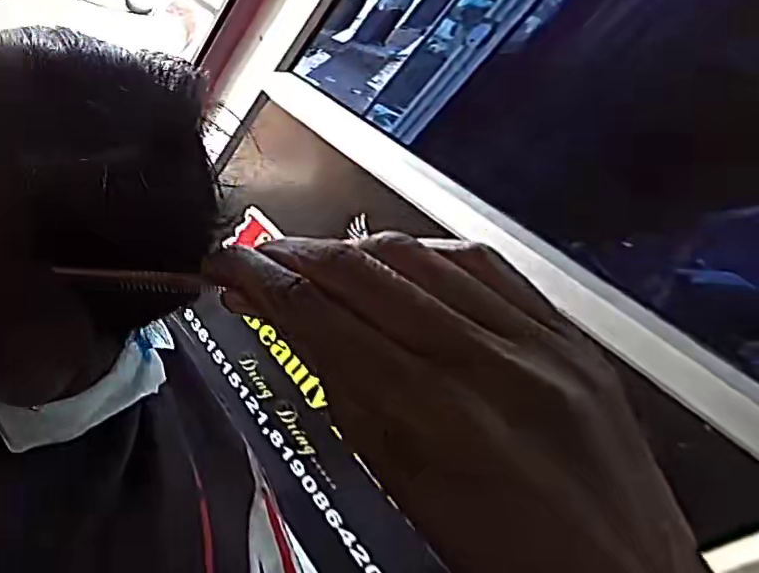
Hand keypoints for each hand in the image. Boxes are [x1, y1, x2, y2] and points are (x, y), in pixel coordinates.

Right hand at [205, 234, 702, 572]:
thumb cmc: (492, 544)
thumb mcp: (381, 461)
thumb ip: (320, 366)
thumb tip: (257, 304)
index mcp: (431, 410)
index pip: (308, 304)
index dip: (247, 271)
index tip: (218, 263)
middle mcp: (486, 365)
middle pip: (348, 266)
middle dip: (281, 251)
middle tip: (251, 259)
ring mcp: (538, 346)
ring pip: (405, 252)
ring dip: (339, 248)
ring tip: (311, 261)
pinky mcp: (571, 338)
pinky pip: (478, 261)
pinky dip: (415, 252)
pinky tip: (390, 264)